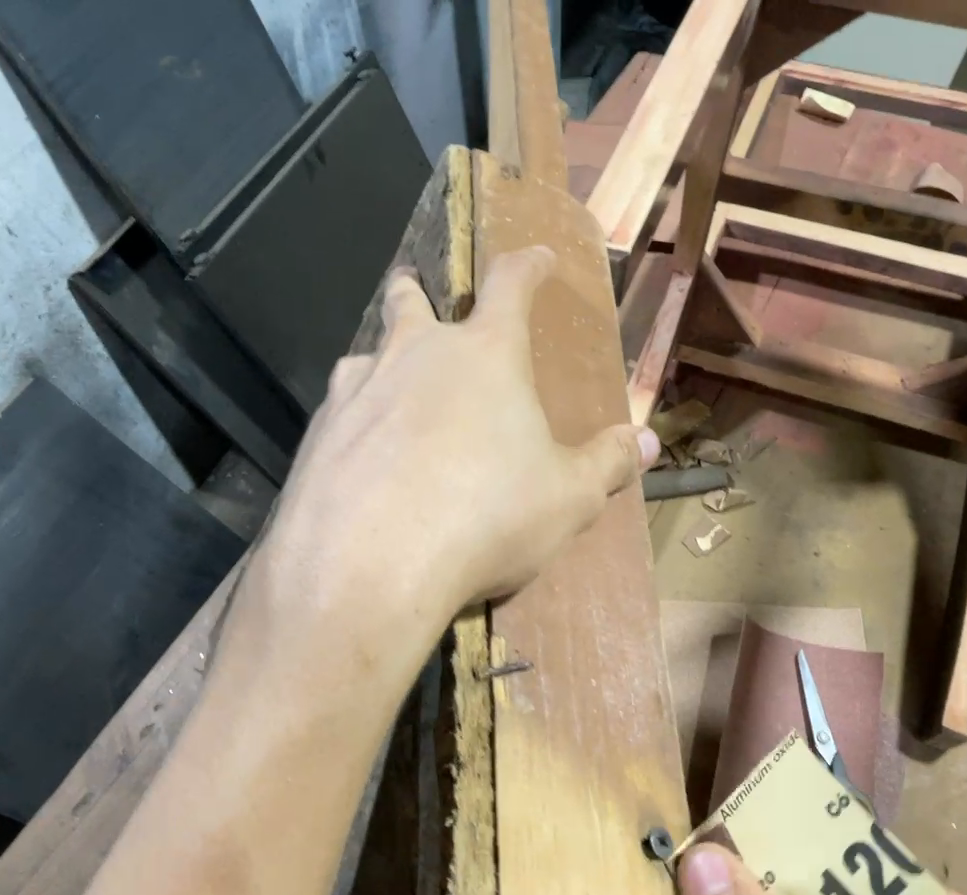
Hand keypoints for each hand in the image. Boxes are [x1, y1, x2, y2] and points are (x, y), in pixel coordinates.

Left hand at [249, 246, 660, 628]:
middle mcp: (414, 355)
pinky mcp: (316, 434)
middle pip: (411, 301)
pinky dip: (355, 424)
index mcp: (484, 355)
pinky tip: (361, 461)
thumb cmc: (485, 519)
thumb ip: (607, 464)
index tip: (537, 256)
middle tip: (419, 293)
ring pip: (367, 355)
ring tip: (392, 394)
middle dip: (418, 292)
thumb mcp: (566, 499)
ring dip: (382, 363)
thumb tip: (649, 441)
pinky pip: (340, 413)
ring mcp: (357, 390)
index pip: (510, 284)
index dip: (528, 265)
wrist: (366, 567)